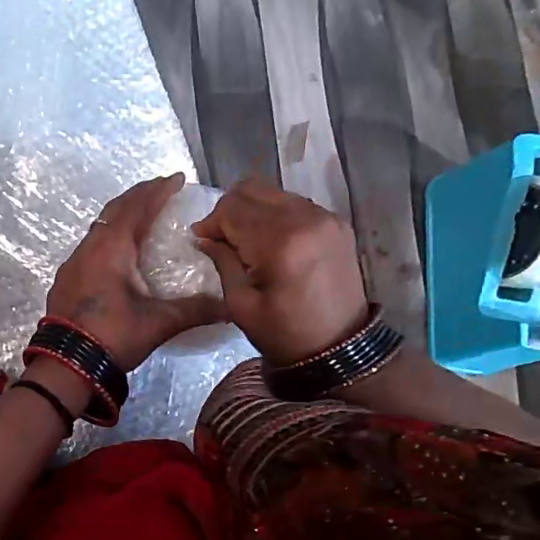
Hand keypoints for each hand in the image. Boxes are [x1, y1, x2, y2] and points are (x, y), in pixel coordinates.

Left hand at [46, 173, 225, 370]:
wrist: (67, 365)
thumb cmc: (114, 335)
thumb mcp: (159, 322)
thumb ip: (195, 310)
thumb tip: (230, 307)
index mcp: (112, 248)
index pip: (137, 207)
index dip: (158, 190)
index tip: (177, 179)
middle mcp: (89, 248)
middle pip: (114, 211)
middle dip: (138, 197)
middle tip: (160, 191)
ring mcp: (73, 264)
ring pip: (99, 228)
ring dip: (120, 218)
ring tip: (141, 219)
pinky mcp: (66, 281)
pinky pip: (90, 247)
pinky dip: (108, 239)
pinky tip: (117, 254)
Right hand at [192, 181, 369, 363]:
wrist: (339, 348)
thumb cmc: (284, 334)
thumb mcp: (241, 305)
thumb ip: (223, 263)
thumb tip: (205, 238)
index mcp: (280, 242)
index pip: (233, 210)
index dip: (210, 222)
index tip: (200, 238)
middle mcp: (305, 218)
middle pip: (253, 190)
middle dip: (229, 210)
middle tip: (219, 236)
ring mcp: (325, 217)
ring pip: (274, 193)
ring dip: (252, 210)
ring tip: (243, 240)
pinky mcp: (336, 223)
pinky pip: (295, 204)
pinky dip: (274, 215)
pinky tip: (268, 241)